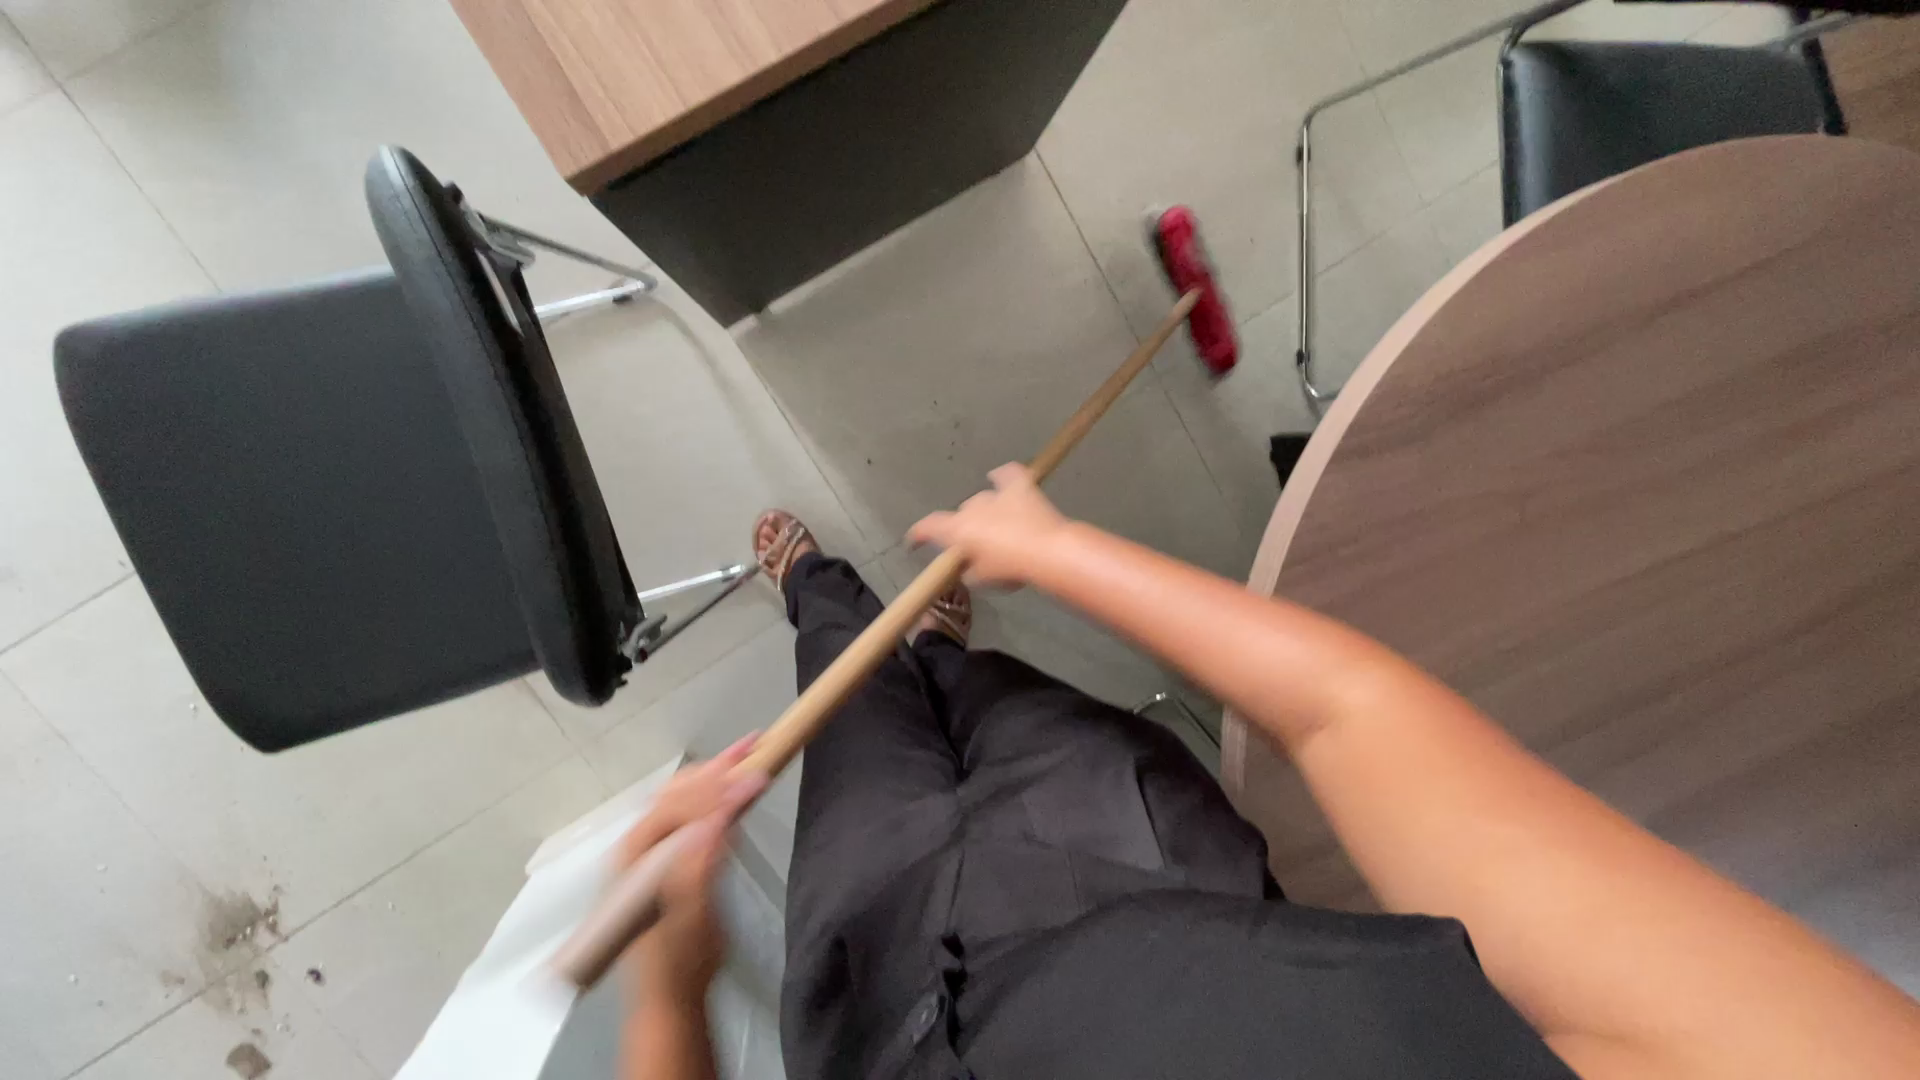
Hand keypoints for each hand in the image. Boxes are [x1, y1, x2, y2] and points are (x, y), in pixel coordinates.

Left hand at [617, 736, 768, 1002]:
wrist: (670, 997)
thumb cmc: (680, 964)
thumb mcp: (692, 920)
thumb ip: (700, 869)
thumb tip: (717, 821)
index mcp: (635, 860)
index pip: (678, 808)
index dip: (718, 788)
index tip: (756, 775)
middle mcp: (638, 847)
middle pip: (678, 793)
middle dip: (718, 768)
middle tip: (756, 745)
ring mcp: (652, 851)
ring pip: (683, 796)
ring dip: (717, 773)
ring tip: (750, 751)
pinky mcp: (669, 857)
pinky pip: (689, 811)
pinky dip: (715, 791)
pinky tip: (735, 783)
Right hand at [908, 463, 1070, 587]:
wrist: (1047, 552)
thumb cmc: (1010, 569)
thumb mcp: (982, 580)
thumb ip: (969, 571)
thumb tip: (969, 567)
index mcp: (957, 529)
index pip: (928, 527)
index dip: (918, 534)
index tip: (913, 541)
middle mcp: (971, 507)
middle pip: (961, 516)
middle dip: (964, 529)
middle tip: (975, 547)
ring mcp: (995, 495)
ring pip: (981, 500)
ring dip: (984, 513)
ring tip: (993, 526)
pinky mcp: (1020, 487)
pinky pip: (1007, 475)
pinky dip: (1001, 476)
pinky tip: (999, 477)